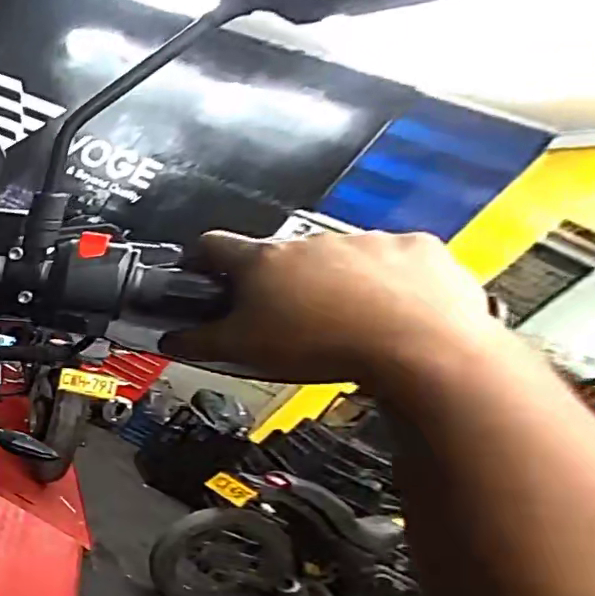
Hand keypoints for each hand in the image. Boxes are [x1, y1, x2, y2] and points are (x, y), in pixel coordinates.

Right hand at [160, 230, 505, 386]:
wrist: (423, 353)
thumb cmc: (326, 346)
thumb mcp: (239, 350)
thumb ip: (195, 342)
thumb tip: (171, 340)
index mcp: (262, 261)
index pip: (212, 245)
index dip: (202, 259)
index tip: (204, 273)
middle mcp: (310, 242)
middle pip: (278, 257)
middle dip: (277, 282)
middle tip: (280, 318)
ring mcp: (366, 242)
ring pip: (335, 258)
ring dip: (331, 281)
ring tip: (337, 321)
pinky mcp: (417, 250)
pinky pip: (392, 260)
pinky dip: (385, 281)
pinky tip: (384, 310)